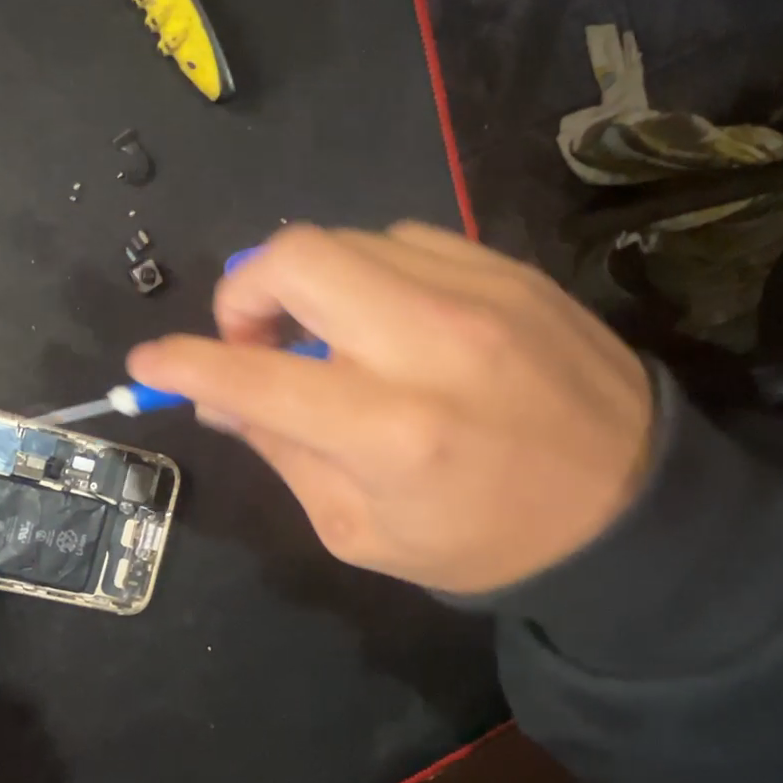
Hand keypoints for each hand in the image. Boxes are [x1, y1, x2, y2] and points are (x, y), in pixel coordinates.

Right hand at [128, 222, 652, 593]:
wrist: (636, 513)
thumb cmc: (478, 541)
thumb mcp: (356, 528)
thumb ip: (280, 451)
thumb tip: (217, 397)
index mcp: (387, 431)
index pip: (252, 375)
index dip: (182, 363)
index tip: (146, 363)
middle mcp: (429, 343)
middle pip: (296, 256)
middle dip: (242, 291)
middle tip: (250, 341)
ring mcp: (479, 293)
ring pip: (345, 240)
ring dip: (304, 284)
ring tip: (319, 337)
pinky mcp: (511, 271)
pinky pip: (403, 241)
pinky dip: (363, 275)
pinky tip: (380, 322)